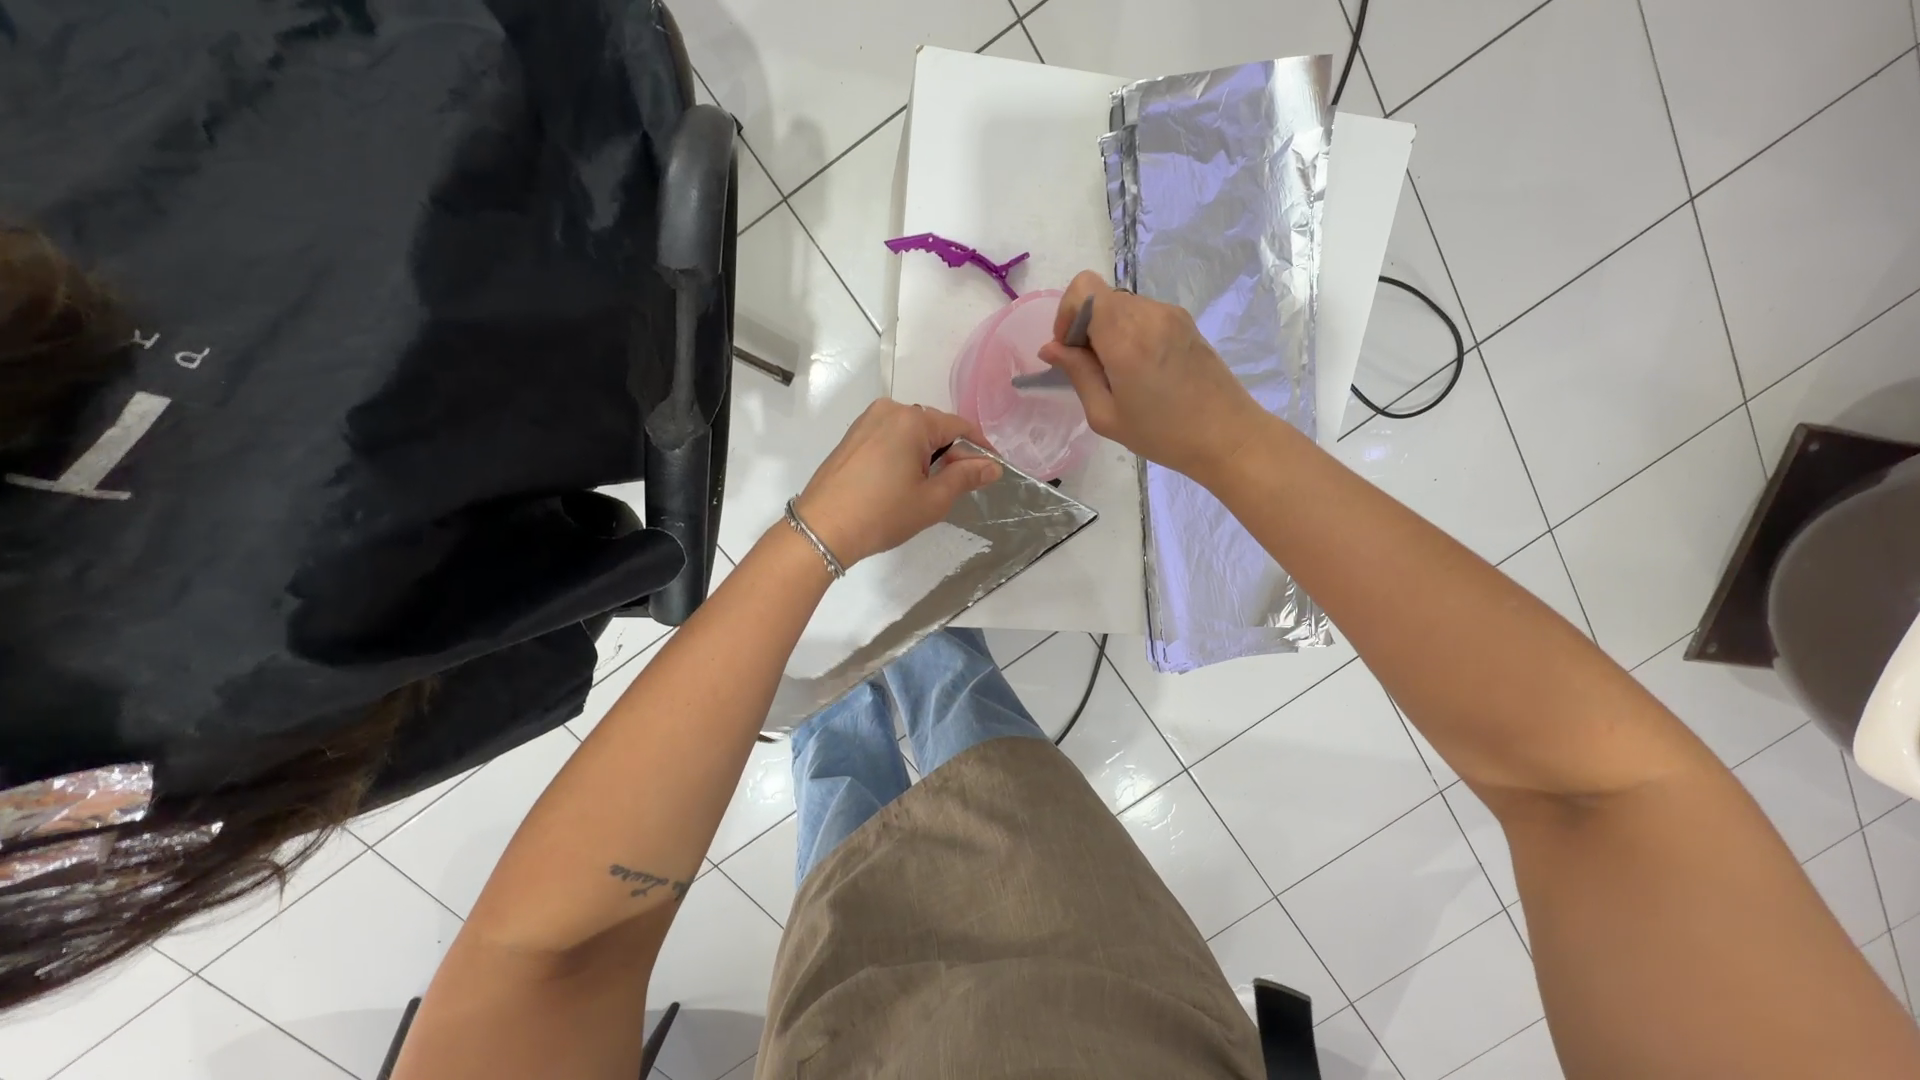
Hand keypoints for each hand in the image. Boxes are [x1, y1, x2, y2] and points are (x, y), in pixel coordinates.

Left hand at [792, 400, 1001, 566]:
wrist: (822, 529)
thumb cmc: (882, 514)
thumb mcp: (932, 499)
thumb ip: (965, 477)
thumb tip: (992, 467)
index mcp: (912, 420)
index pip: (959, 427)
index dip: (980, 448)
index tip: (992, 469)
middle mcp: (889, 410)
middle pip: (934, 427)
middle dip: (951, 452)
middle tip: (960, 486)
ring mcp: (866, 421)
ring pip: (911, 433)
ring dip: (927, 455)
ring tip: (929, 488)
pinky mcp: (853, 436)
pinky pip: (890, 438)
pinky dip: (904, 455)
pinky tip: (902, 482)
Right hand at [1037, 271, 1268, 481]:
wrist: (1228, 437)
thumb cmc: (1163, 435)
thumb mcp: (1106, 415)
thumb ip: (1077, 374)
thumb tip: (1051, 348)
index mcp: (1125, 337)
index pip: (1084, 288)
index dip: (1067, 313)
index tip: (1070, 349)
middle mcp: (1149, 314)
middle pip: (1101, 298)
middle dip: (1086, 327)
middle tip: (1093, 370)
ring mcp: (1171, 315)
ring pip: (1122, 306)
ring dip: (1109, 331)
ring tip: (1119, 374)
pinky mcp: (1185, 322)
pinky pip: (1144, 315)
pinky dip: (1131, 333)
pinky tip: (1142, 370)